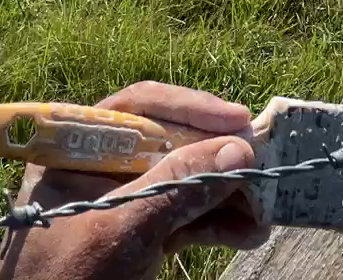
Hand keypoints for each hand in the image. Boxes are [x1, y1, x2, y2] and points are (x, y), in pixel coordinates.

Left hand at [0, 82, 269, 279]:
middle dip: (216, 152)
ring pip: (184, 178)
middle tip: (259, 155)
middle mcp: (101, 166)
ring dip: (226, 190)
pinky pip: (186, 216)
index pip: (140, 105)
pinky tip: (250, 232)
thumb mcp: (120, 233)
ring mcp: (123, 202)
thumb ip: (176, 188)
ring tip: (264, 204)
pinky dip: (218, 222)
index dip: (190, 108)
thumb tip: (239, 149)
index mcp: (77, 150)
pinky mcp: (141, 236)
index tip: (236, 119)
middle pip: (171, 140)